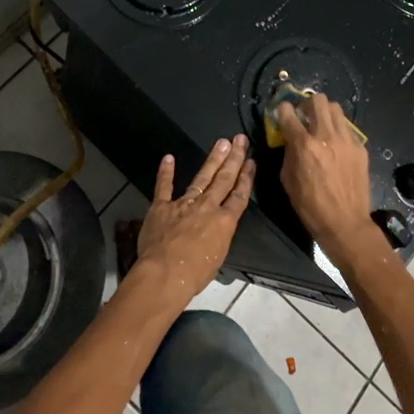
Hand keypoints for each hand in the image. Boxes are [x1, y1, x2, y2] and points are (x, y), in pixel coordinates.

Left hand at [135, 135, 254, 304]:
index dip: (246, 177)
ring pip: (201, 177)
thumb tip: (219, 230)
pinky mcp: (161, 207)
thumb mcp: (218, 258)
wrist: (165, 273)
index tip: (251, 161)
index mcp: (224, 222)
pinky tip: (168, 158)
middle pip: (224, 179)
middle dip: (234, 158)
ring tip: (221, 142)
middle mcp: (207, 207)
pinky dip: (166, 172)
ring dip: (212, 160)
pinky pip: (164, 186)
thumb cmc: (195, 274)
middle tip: (240, 139)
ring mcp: (184, 204)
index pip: (239, 195)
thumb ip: (219, 237)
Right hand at [276, 94, 375, 254]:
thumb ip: (288, 154)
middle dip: (307, 104)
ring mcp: (347, 140)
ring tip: (322, 125)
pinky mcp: (361, 147)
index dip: (282, 109)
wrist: (346, 223)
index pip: (289, 113)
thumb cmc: (311, 207)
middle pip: (318, 100)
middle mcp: (326, 136)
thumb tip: (290, 139)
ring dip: (325, 113)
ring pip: (336, 108)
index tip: (282, 111)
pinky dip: (338, 130)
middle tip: (304, 115)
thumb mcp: (288, 181)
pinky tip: (336, 144)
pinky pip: (348, 128)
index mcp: (305, 145)